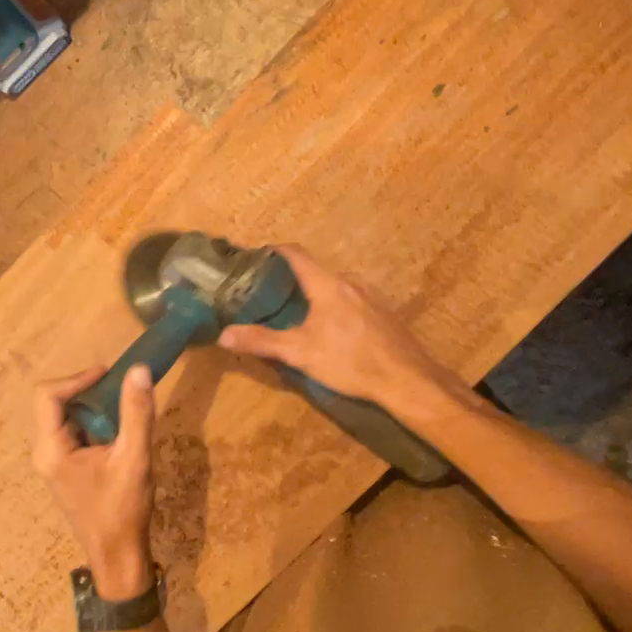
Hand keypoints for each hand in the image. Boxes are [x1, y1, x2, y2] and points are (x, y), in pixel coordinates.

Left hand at [33, 364, 157, 597]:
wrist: (119, 557)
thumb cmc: (122, 510)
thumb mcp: (134, 458)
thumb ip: (136, 412)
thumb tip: (138, 370)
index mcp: (51, 449)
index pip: (47, 395)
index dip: (76, 378)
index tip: (108, 375)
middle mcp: (45, 452)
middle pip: (54, 403)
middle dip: (86, 390)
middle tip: (119, 388)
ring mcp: (54, 462)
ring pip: (65, 417)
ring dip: (92, 406)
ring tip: (122, 406)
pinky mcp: (66, 468)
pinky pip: (74, 432)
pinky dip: (93, 422)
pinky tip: (118, 429)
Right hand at [218, 244, 475, 424]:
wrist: (407, 380)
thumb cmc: (350, 361)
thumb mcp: (300, 353)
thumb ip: (262, 341)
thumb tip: (224, 334)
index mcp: (327, 284)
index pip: (296, 254)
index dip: (274, 251)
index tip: (255, 257)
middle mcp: (349, 282)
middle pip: (314, 270)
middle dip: (290, 277)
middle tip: (268, 290)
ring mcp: (370, 296)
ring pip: (334, 285)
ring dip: (313, 292)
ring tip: (295, 309)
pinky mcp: (383, 313)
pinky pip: (350, 299)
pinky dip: (333, 304)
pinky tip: (330, 327)